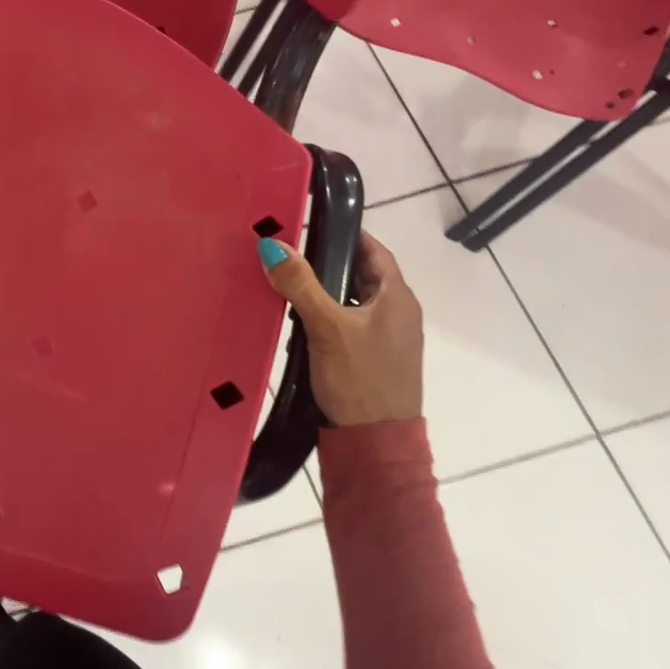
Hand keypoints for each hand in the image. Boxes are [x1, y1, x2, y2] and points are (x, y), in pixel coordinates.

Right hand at [258, 232, 423, 426]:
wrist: (375, 441)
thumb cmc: (358, 378)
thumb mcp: (326, 327)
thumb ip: (300, 285)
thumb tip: (272, 245)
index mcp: (397, 297)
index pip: (374, 250)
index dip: (345, 235)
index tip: (309, 227)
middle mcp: (398, 313)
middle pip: (361, 274)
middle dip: (326, 264)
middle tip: (288, 258)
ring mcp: (387, 338)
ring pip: (351, 301)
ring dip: (323, 293)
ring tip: (286, 289)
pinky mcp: (372, 358)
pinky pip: (347, 324)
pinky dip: (325, 317)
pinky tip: (299, 325)